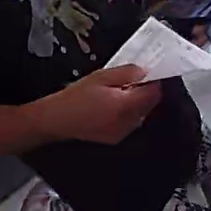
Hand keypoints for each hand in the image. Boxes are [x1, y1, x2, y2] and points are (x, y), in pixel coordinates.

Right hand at [36, 65, 163, 145]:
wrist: (56, 120)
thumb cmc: (75, 97)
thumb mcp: (100, 77)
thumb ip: (126, 73)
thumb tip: (145, 71)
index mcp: (125, 105)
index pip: (153, 94)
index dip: (153, 82)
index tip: (148, 74)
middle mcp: (128, 122)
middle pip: (149, 105)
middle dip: (146, 93)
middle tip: (132, 82)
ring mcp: (123, 132)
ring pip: (141, 115)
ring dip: (137, 103)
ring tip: (119, 94)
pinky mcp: (116, 138)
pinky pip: (131, 123)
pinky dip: (129, 114)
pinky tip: (113, 107)